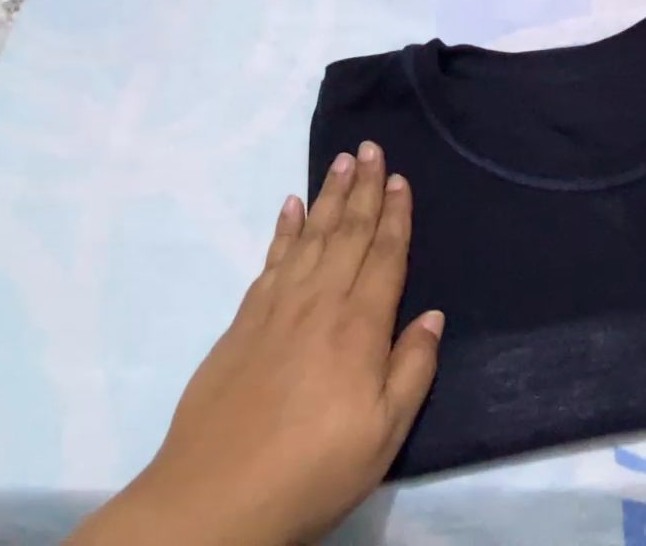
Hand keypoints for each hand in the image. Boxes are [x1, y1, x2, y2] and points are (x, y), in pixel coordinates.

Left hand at [69, 142, 442, 545]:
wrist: (214, 497)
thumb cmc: (313, 467)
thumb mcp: (383, 434)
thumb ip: (412, 369)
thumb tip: (431, 315)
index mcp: (359, 326)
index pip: (385, 255)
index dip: (396, 215)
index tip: (401, 178)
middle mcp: (320, 302)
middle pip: (348, 232)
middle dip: (364, 188)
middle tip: (371, 148)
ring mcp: (277, 306)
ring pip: (311, 235)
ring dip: (329, 195)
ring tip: (341, 161)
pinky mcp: (244, 319)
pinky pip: (271, 258)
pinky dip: (284, 228)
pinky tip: (291, 205)